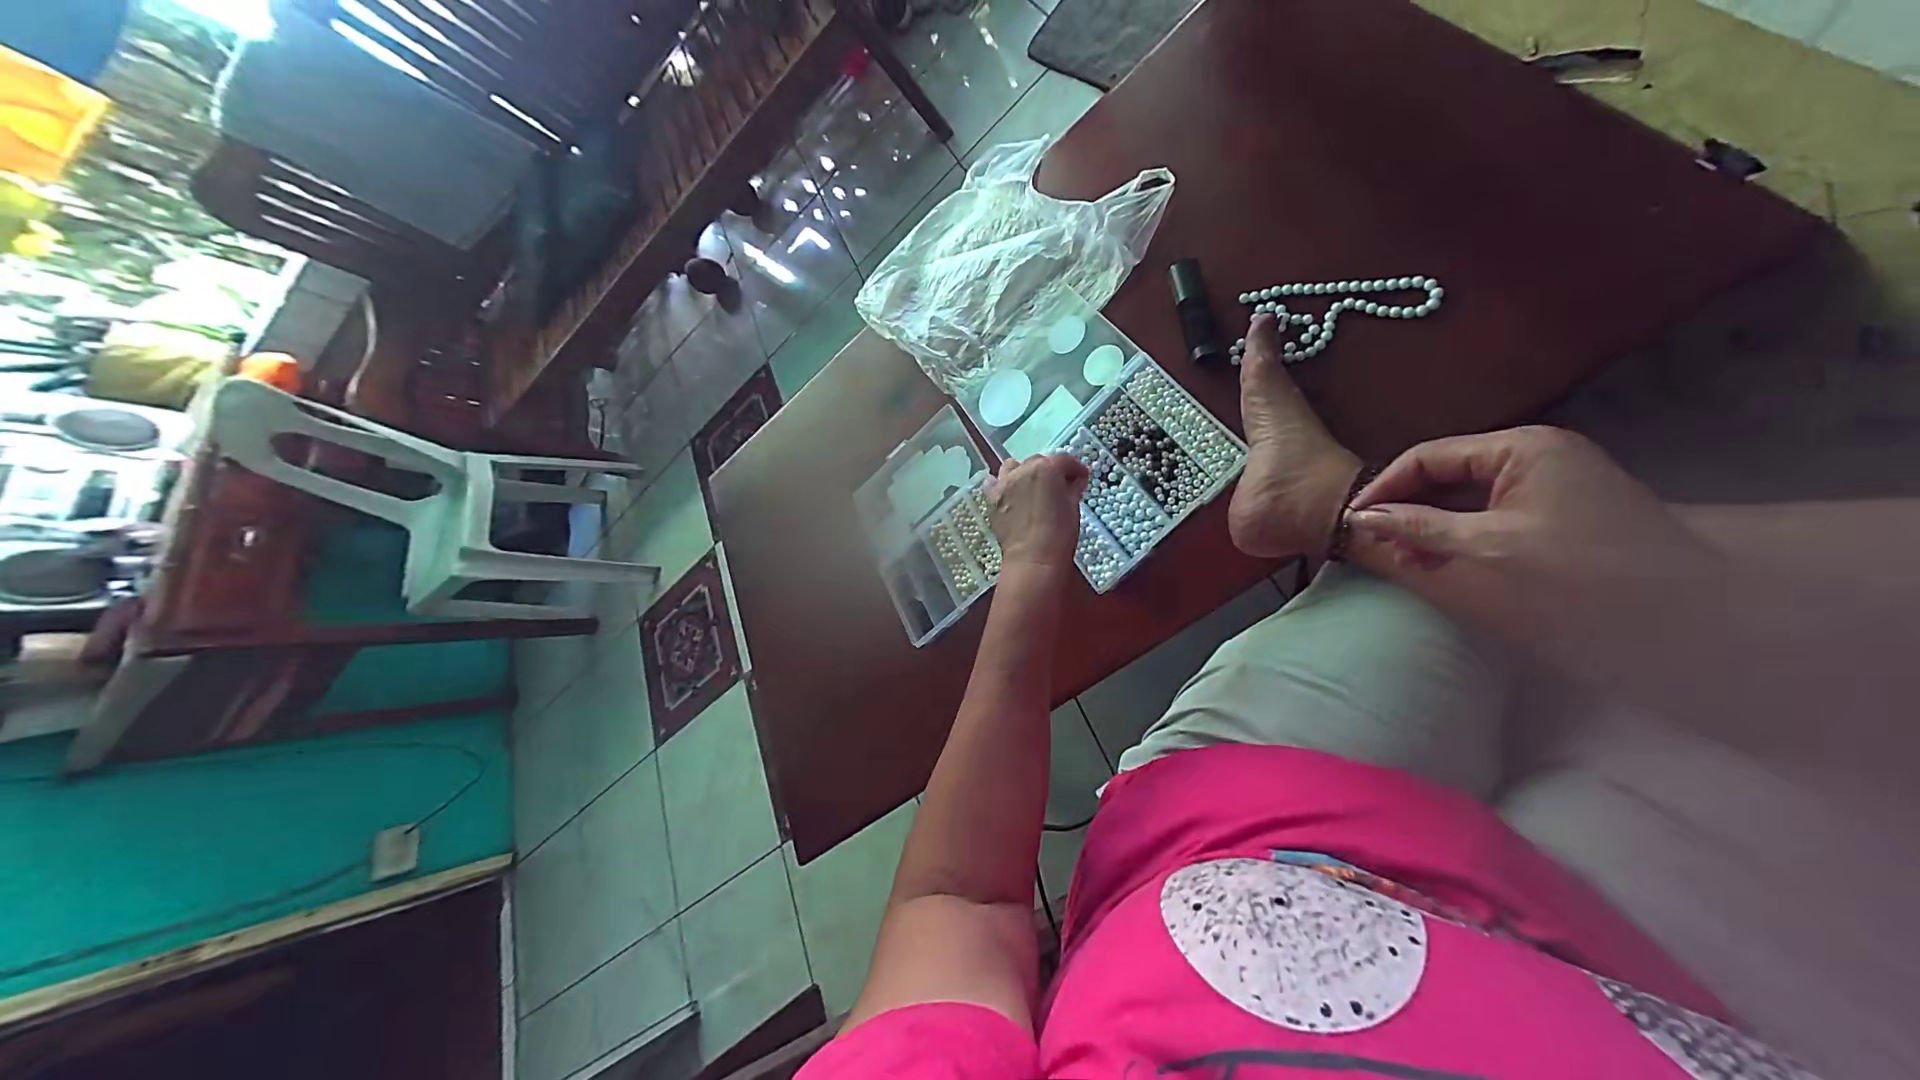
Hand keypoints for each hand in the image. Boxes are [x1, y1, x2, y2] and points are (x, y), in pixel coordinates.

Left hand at [986, 453, 1088, 573]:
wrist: (1033, 558)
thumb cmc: (1059, 534)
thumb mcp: (1073, 508)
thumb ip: (1073, 489)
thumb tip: (1076, 480)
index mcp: (1047, 468)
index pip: (1064, 460)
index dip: (1075, 469)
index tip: (1081, 478)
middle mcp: (1023, 469)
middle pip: (1039, 461)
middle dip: (1051, 470)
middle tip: (1059, 487)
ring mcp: (1004, 483)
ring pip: (1014, 467)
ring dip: (1025, 472)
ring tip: (1032, 487)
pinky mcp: (992, 498)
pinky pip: (994, 482)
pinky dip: (1002, 483)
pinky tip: (1009, 493)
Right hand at [1343, 426, 1720, 655]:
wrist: (1698, 630)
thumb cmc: (1578, 583)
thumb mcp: (1479, 555)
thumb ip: (1413, 532)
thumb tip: (1356, 520)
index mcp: (1520, 449)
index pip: (1427, 457)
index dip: (1382, 490)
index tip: (1350, 525)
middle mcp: (1537, 458)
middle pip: (1445, 477)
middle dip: (1405, 512)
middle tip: (1372, 548)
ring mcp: (1553, 489)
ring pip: (1466, 502)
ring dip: (1430, 530)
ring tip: (1401, 562)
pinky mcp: (1562, 521)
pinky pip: (1490, 522)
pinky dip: (1460, 541)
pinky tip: (1441, 567)